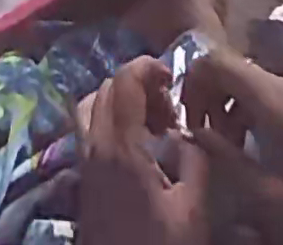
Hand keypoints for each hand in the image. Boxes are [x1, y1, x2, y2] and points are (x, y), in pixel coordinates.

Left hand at [80, 57, 209, 244]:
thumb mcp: (194, 215)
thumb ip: (198, 165)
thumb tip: (193, 135)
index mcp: (122, 146)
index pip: (125, 81)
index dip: (148, 67)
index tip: (174, 78)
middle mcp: (96, 143)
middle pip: (108, 86)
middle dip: (139, 84)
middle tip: (170, 110)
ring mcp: (85, 159)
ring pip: (93, 103)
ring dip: (121, 99)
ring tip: (154, 124)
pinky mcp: (84, 175)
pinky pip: (89, 126)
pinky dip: (110, 118)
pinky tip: (138, 145)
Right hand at [182, 52, 282, 244]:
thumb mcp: (268, 199)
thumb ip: (224, 160)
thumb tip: (190, 132)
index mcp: (275, 100)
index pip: (217, 61)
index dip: (193, 81)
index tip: (186, 118)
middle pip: (227, 66)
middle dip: (205, 93)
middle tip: (200, 134)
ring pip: (240, 80)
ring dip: (221, 104)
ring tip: (221, 145)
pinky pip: (256, 95)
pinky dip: (239, 112)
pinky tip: (242, 147)